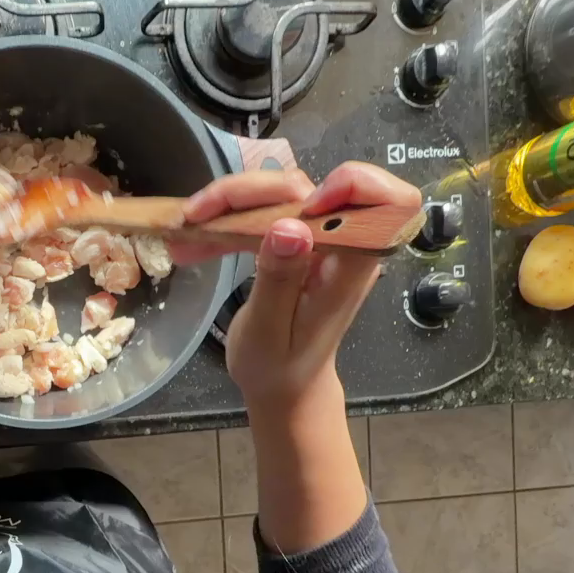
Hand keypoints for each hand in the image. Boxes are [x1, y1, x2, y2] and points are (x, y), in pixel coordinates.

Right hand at [199, 162, 421, 418]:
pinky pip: (264, 211)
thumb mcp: (269, 332)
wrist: (282, 386)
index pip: (388, 203)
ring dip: (229, 202)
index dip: (355, 186)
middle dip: (250, 192)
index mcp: (350, 267)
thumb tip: (290, 226)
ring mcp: (316, 239)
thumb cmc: (279, 368)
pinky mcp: (295, 240)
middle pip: (308, 187)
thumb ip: (280, 280)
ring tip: (184, 227)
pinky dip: (228, 217)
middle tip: (195, 217)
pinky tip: (193, 236)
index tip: (303, 205)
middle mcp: (341, 244)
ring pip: (279, 192)